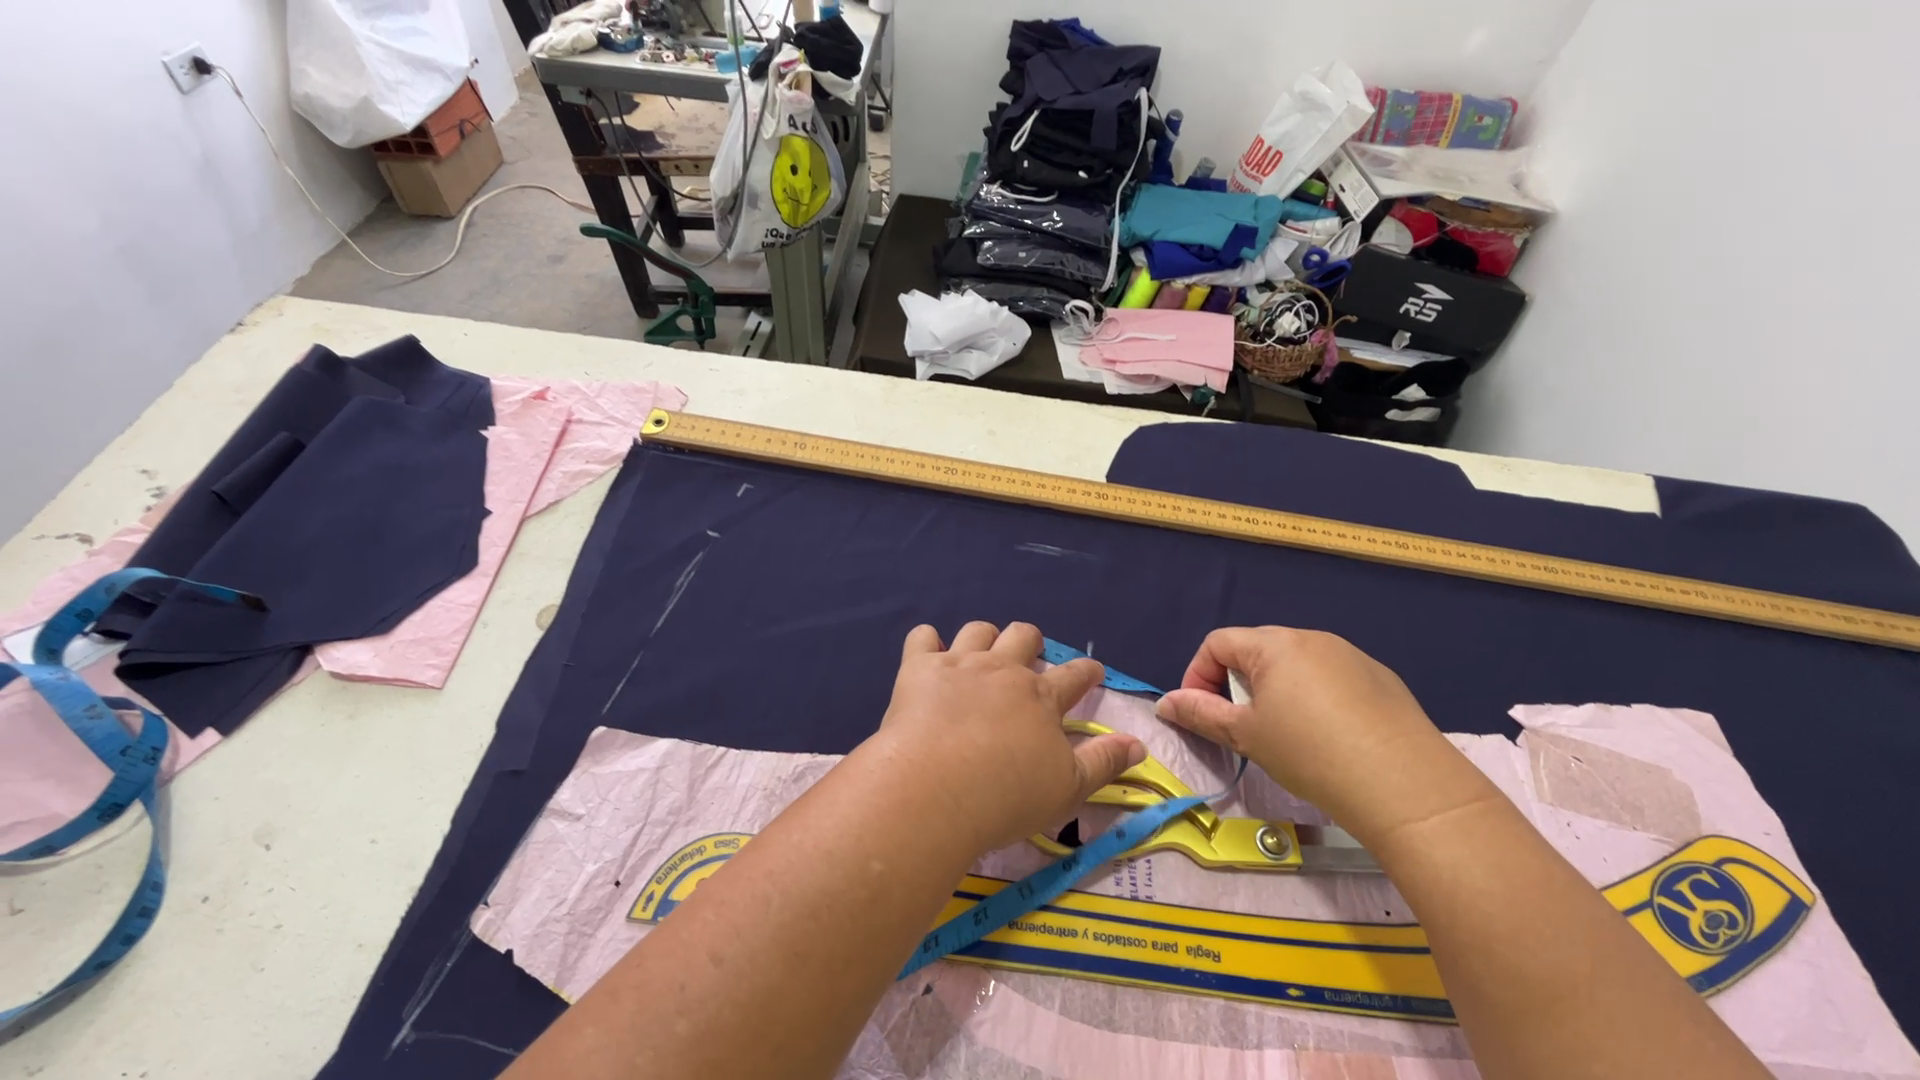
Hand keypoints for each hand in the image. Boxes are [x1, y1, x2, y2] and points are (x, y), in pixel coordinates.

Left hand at [865, 621, 1146, 853]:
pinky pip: (922, 636)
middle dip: (1031, 641)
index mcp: (1041, 698)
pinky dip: (926, 639)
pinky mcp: (918, 669)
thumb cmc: (1006, 796)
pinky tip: (928, 650)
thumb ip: (1103, 762)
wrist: (935, 789)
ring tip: (982, 652)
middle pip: (1023, 636)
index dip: (1087, 671)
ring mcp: (959, 664)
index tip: (1092, 670)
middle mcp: (1003, 670)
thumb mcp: (1068, 788)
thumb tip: (1137, 743)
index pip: (1074, 675)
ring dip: (984, 637)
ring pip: (978, 630)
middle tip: (1028, 656)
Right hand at [1154, 627, 1497, 845]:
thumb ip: (1200, 714)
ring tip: (1284, 736)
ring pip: (1295, 665)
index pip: (1218, 643)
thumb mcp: (1245, 736)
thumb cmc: (1309, 753)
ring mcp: (1351, 656)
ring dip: (1275, 692)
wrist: (1404, 783)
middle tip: (1241, 728)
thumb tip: (1166, 702)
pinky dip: (1314, 700)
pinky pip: (1331, 678)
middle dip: (1237, 684)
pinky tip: (1328, 739)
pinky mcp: (1381, 679)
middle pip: (1256, 650)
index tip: (1202, 714)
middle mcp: (1312, 638)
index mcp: (1274, 644)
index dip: (1198, 675)